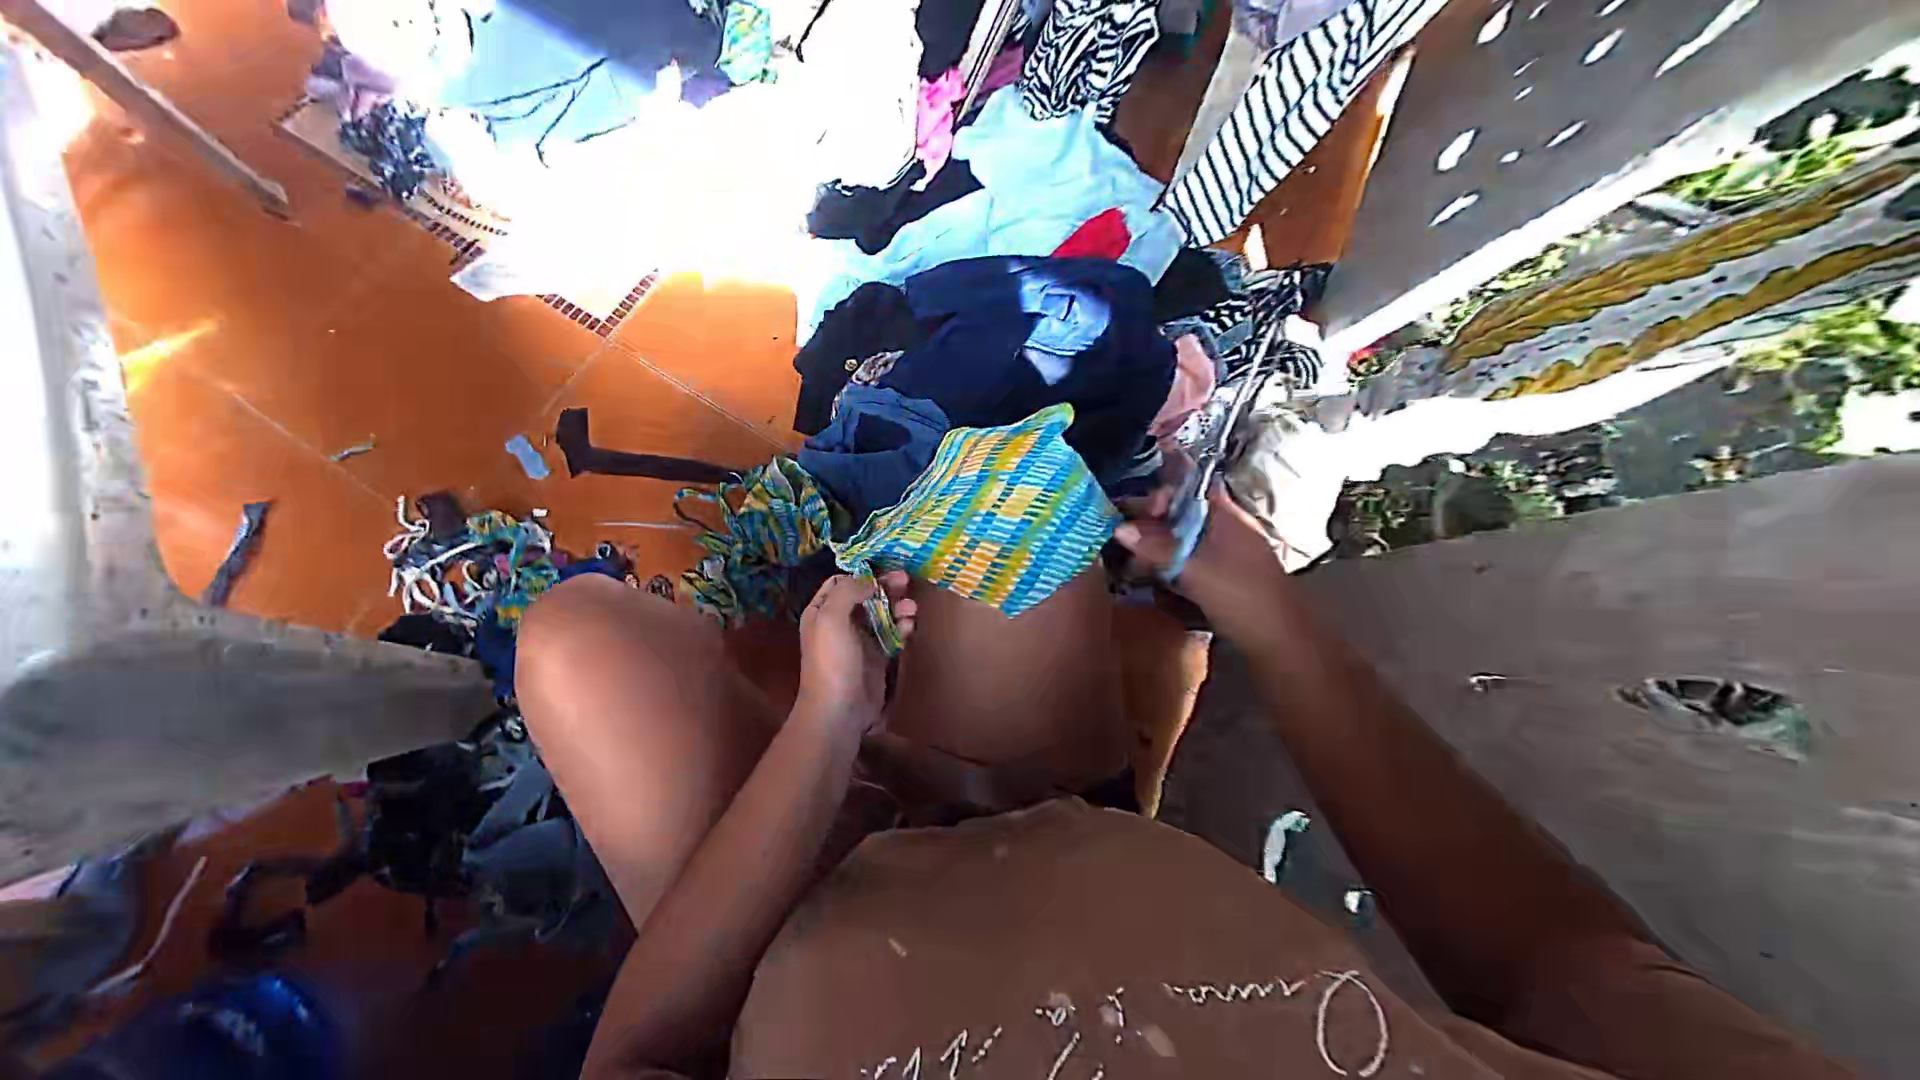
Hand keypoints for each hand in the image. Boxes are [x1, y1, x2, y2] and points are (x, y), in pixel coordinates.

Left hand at [795, 571, 917, 735]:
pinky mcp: (877, 656)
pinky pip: (892, 634)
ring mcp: (859, 640)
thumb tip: (868, 580)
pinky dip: (902, 627)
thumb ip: (848, 592)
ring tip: (911, 608)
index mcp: (821, 611)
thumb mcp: (831, 618)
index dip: (860, 575)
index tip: (880, 572)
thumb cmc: (832, 660)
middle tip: (905, 580)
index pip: (840, 582)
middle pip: (865, 596)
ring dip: (898, 606)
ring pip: (882, 614)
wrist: (839, 709)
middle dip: (885, 586)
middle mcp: (839, 622)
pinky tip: (910, 626)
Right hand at [1113, 480, 1288, 639]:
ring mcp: (1228, 552)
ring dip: (1160, 545)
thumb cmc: (1240, 597)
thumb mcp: (1193, 570)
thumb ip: (1156, 548)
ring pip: (1186, 538)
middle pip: (1185, 514)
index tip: (1144, 512)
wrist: (1279, 642)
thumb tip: (1120, 528)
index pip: (1191, 488)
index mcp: (1227, 516)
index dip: (1165, 494)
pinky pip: (1193, 558)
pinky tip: (1155, 575)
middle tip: (1129, 538)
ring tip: (1135, 559)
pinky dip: (1173, 562)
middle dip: (1155, 523)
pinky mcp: (1225, 575)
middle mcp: (1228, 528)